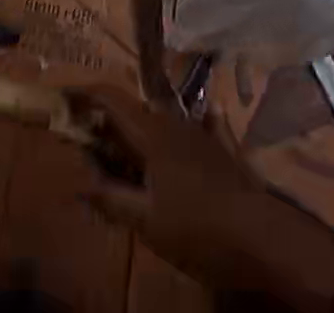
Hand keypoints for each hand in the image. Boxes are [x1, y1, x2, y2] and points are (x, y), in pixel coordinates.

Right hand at [73, 86, 333, 311]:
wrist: (274, 241)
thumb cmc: (202, 228)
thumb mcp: (147, 222)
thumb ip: (108, 199)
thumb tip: (77, 185)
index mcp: (150, 132)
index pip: (107, 95)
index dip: (80, 93)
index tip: (59, 99)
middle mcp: (172, 122)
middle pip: (129, 108)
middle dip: (103, 119)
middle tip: (86, 141)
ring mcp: (199, 134)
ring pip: (155, 121)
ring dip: (132, 132)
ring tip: (119, 157)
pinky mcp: (220, 151)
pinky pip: (187, 132)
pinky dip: (168, 136)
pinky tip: (170, 150)